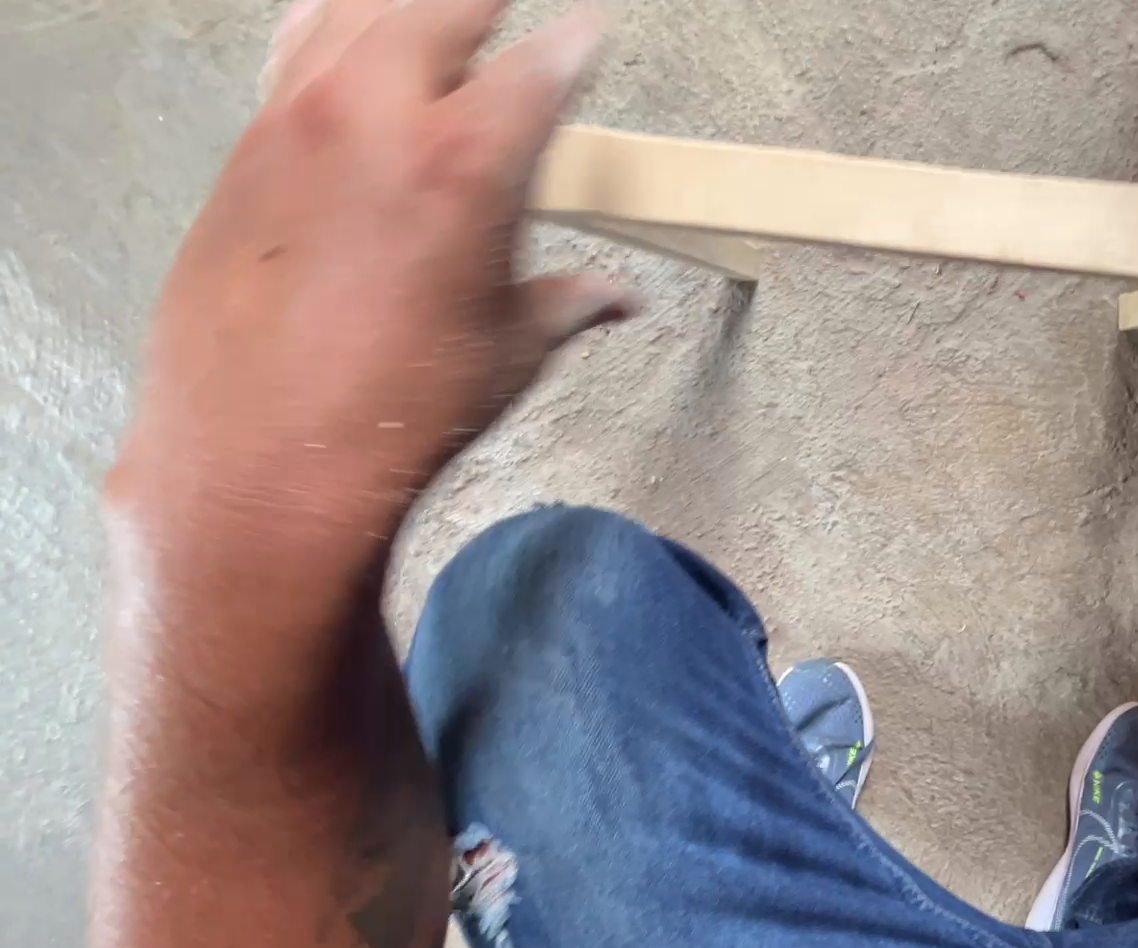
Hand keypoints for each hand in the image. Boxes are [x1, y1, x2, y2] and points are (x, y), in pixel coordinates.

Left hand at [110, 0, 634, 541]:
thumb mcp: (518, 347)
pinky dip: (335, 32)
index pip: (539, 71)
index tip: (592, 30)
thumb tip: (620, 297)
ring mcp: (298, 120)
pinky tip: (353, 49)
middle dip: (487, 2)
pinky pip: (293, 49)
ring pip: (351, 7)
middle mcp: (375, 118)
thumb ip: (575, 300)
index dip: (576, 45)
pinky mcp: (248, 145)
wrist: (273, 445)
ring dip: (406, 4)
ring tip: (439, 14)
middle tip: (517, 12)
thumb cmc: (407, 401)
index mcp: (467, 167)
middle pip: (438, 3)